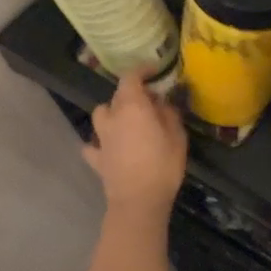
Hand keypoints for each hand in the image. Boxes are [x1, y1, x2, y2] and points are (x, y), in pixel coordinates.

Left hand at [82, 71, 187, 219]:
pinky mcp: (97, 158)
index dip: (142, 70)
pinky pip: (93, 144)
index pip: (130, 77)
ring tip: (127, 121)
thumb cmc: (163, 164)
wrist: (138, 201)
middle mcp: (112, 117)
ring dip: (112, 113)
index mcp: (132, 106)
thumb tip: (162, 103)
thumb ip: (169, 114)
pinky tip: (109, 147)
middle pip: (117, 96)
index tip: (154, 71)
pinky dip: (99, 142)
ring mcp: (101, 138)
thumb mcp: (177, 135)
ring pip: (101, 115)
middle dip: (132, 94)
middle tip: (150, 102)